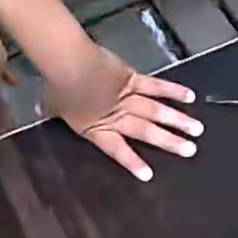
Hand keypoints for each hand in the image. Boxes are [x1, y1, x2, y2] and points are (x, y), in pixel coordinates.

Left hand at [43, 44, 202, 181]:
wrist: (68, 62)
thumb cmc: (58, 85)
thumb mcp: (51, 104)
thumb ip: (51, 110)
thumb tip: (40, 110)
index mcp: (99, 130)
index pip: (118, 151)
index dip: (133, 162)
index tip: (148, 175)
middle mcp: (118, 117)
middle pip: (147, 133)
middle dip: (170, 143)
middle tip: (190, 151)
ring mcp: (128, 98)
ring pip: (157, 112)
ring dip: (178, 121)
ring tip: (198, 130)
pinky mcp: (133, 79)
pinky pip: (156, 87)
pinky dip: (173, 91)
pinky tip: (190, 97)